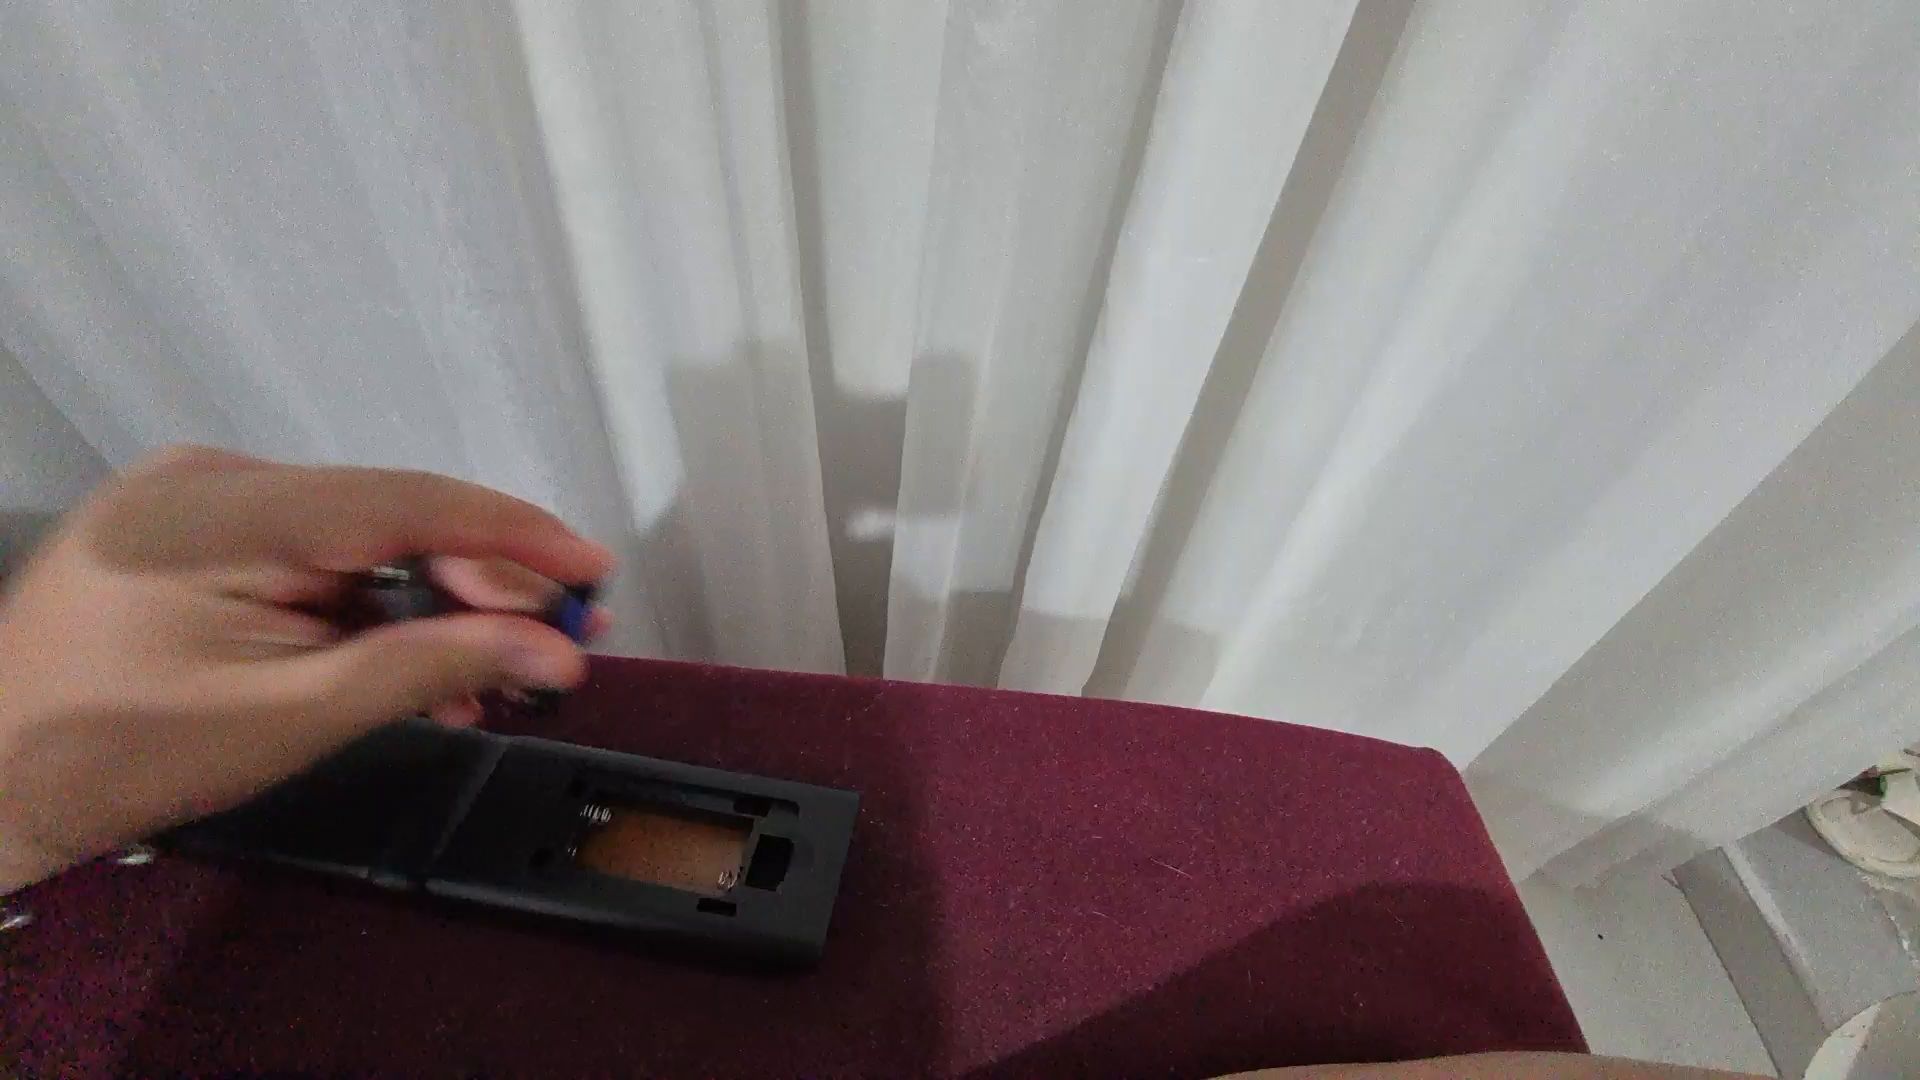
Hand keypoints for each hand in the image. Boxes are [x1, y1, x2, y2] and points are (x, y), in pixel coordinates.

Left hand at [0, 447, 614, 891]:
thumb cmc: (120, 755)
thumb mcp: (295, 716)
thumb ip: (436, 668)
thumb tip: (560, 655)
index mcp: (215, 516)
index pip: (406, 503)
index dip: (515, 533)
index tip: (596, 567)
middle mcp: (228, 485)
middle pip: (410, 525)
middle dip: (496, 588)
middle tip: (570, 638)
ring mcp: (232, 506)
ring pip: (395, 548)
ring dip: (460, 611)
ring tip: (518, 670)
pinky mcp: (242, 536)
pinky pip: (357, 566)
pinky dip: (410, 616)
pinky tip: (449, 670)